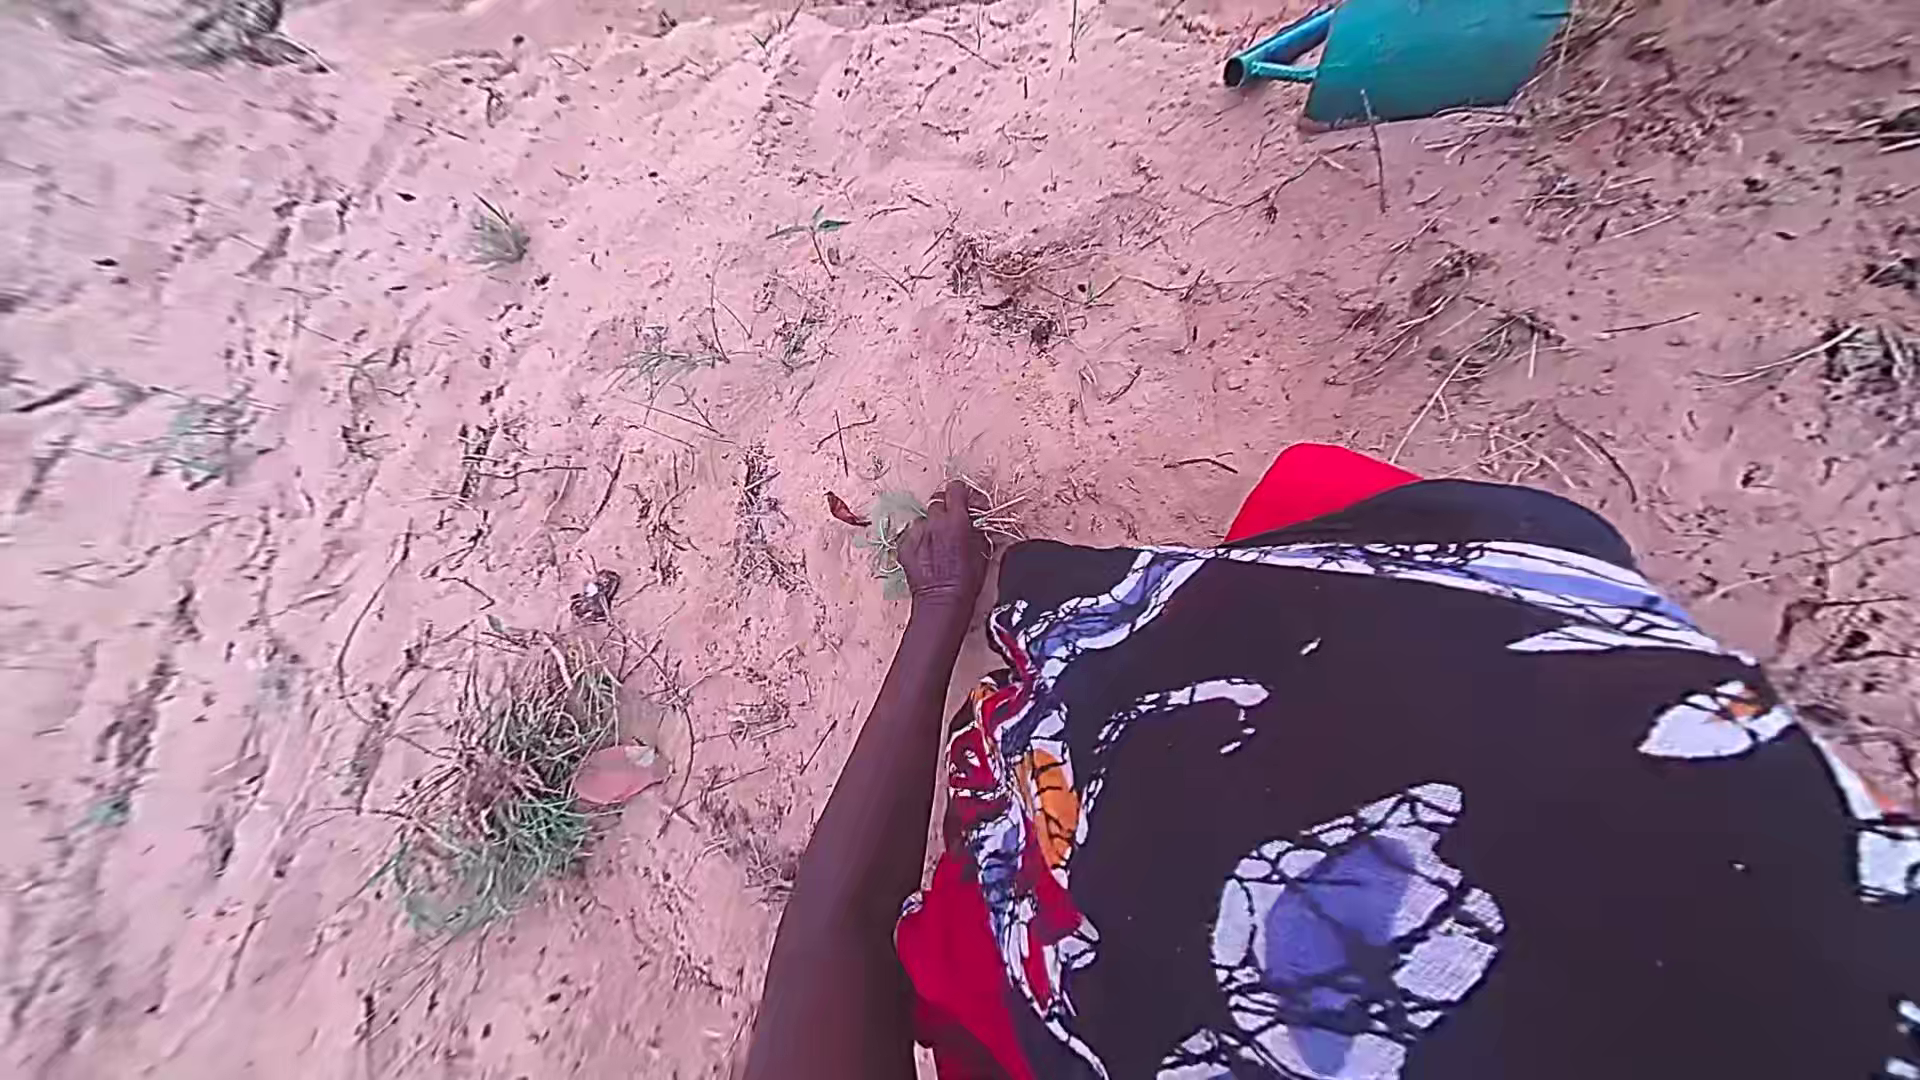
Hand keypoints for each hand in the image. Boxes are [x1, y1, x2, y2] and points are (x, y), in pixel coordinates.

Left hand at [897, 479, 988, 612]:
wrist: (942, 602)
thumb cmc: (967, 581)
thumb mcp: (982, 551)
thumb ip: (977, 530)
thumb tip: (975, 524)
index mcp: (956, 520)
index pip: (955, 489)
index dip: (961, 494)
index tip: (965, 502)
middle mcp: (933, 522)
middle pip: (938, 502)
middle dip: (946, 510)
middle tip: (952, 524)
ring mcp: (916, 533)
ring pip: (924, 520)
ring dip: (932, 527)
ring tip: (939, 544)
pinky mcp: (903, 545)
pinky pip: (912, 535)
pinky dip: (919, 540)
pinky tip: (927, 555)